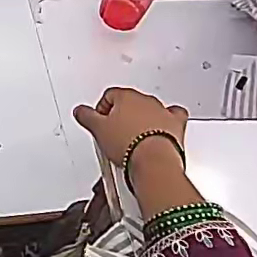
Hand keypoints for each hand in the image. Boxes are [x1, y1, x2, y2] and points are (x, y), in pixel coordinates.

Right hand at [74, 88, 201, 212]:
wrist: (153, 161)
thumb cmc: (128, 144)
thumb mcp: (97, 130)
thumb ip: (86, 116)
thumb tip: (80, 110)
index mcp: (126, 96)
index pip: (110, 95)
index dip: (102, 109)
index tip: (98, 121)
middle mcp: (146, 101)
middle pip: (130, 102)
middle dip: (121, 115)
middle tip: (113, 133)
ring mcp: (162, 112)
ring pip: (150, 109)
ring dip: (141, 120)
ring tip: (133, 137)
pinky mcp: (175, 126)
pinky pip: (173, 117)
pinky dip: (166, 122)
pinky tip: (160, 131)